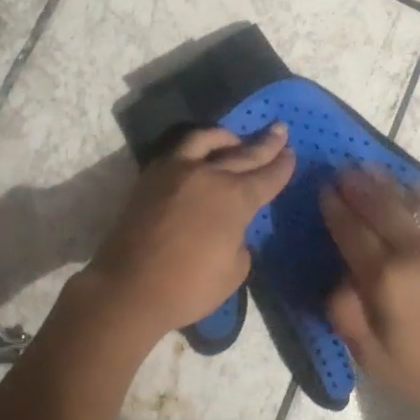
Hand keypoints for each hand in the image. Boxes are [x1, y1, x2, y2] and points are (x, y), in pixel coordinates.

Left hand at [85, 124, 294, 339]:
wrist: (128, 288)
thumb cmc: (188, 287)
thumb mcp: (234, 271)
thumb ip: (240, 241)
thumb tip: (232, 229)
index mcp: (235, 198)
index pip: (267, 177)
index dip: (282, 165)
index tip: (291, 153)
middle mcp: (209, 175)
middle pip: (244, 153)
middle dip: (265, 143)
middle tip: (279, 130)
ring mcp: (177, 171)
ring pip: (206, 140)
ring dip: (226, 137)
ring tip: (234, 138)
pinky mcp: (151, 176)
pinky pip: (179, 151)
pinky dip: (196, 147)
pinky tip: (200, 153)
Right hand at [322, 168, 419, 419]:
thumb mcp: (375, 358)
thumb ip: (347, 313)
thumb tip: (337, 275)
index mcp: (386, 279)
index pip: (352, 231)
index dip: (335, 208)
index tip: (324, 190)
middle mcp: (414, 250)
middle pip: (379, 206)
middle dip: (356, 186)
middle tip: (340, 171)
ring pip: (409, 199)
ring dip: (384, 181)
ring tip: (366, 168)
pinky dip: (417, 191)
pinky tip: (406, 185)